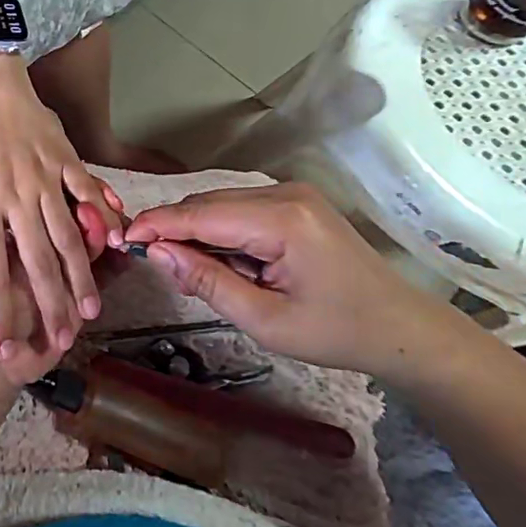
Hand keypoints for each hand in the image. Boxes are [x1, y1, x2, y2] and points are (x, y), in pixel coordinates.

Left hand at [0, 45, 116, 362]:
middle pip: (37, 263)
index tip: (7, 346)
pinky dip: (104, 217)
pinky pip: (87, 192)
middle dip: (50, 307)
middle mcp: (16, 199)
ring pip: (68, 236)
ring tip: (91, 309)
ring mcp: (45, 179)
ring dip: (81, 275)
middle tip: (63, 340)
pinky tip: (119, 242)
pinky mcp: (66, 159)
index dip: (1, 313)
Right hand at [121, 183, 458, 377]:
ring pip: (221, 206)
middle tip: (152, 264)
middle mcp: (285, 194)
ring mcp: (292, 194)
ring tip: (193, 272)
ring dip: (198, 234)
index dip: (157, 225)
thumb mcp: (265, 320)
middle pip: (207, 205)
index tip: (122, 239)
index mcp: (282, 220)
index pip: (200, 215)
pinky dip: (221, 234)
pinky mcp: (295, 203)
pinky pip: (240, 211)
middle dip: (174, 230)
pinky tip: (224, 263)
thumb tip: (158, 254)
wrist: (402, 329)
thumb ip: (208, 282)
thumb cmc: (336, 332)